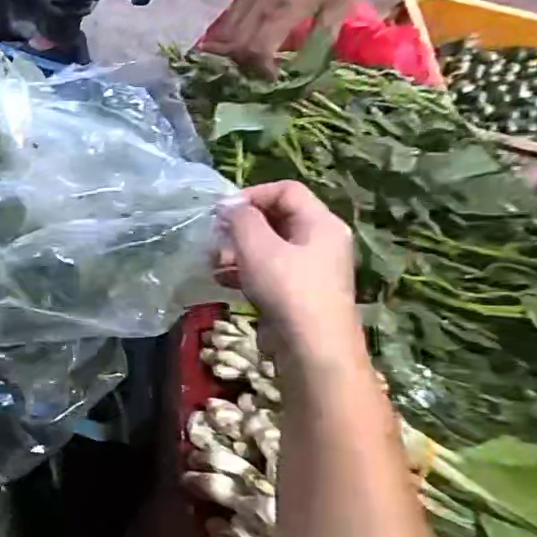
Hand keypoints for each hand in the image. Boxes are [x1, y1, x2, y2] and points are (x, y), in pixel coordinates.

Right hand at [200, 0, 365, 75]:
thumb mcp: (342, 1)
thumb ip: (323, 34)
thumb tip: (311, 64)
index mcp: (284, 11)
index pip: (257, 51)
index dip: (260, 70)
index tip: (271, 79)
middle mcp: (258, 7)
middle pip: (234, 48)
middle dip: (241, 65)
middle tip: (255, 74)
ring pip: (224, 36)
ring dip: (230, 53)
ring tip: (243, 63)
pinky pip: (227, 22)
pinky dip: (228, 38)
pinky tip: (239, 44)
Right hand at [214, 182, 358, 353]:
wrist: (311, 346)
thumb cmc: (287, 288)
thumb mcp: (257, 246)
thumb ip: (240, 219)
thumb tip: (228, 206)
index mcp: (320, 223)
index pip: (285, 190)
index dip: (251, 195)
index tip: (221, 212)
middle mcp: (320, 240)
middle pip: (275, 217)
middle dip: (240, 226)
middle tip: (216, 240)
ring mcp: (310, 267)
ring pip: (268, 245)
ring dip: (237, 249)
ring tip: (215, 263)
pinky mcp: (298, 290)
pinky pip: (268, 268)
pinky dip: (244, 269)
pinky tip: (223, 280)